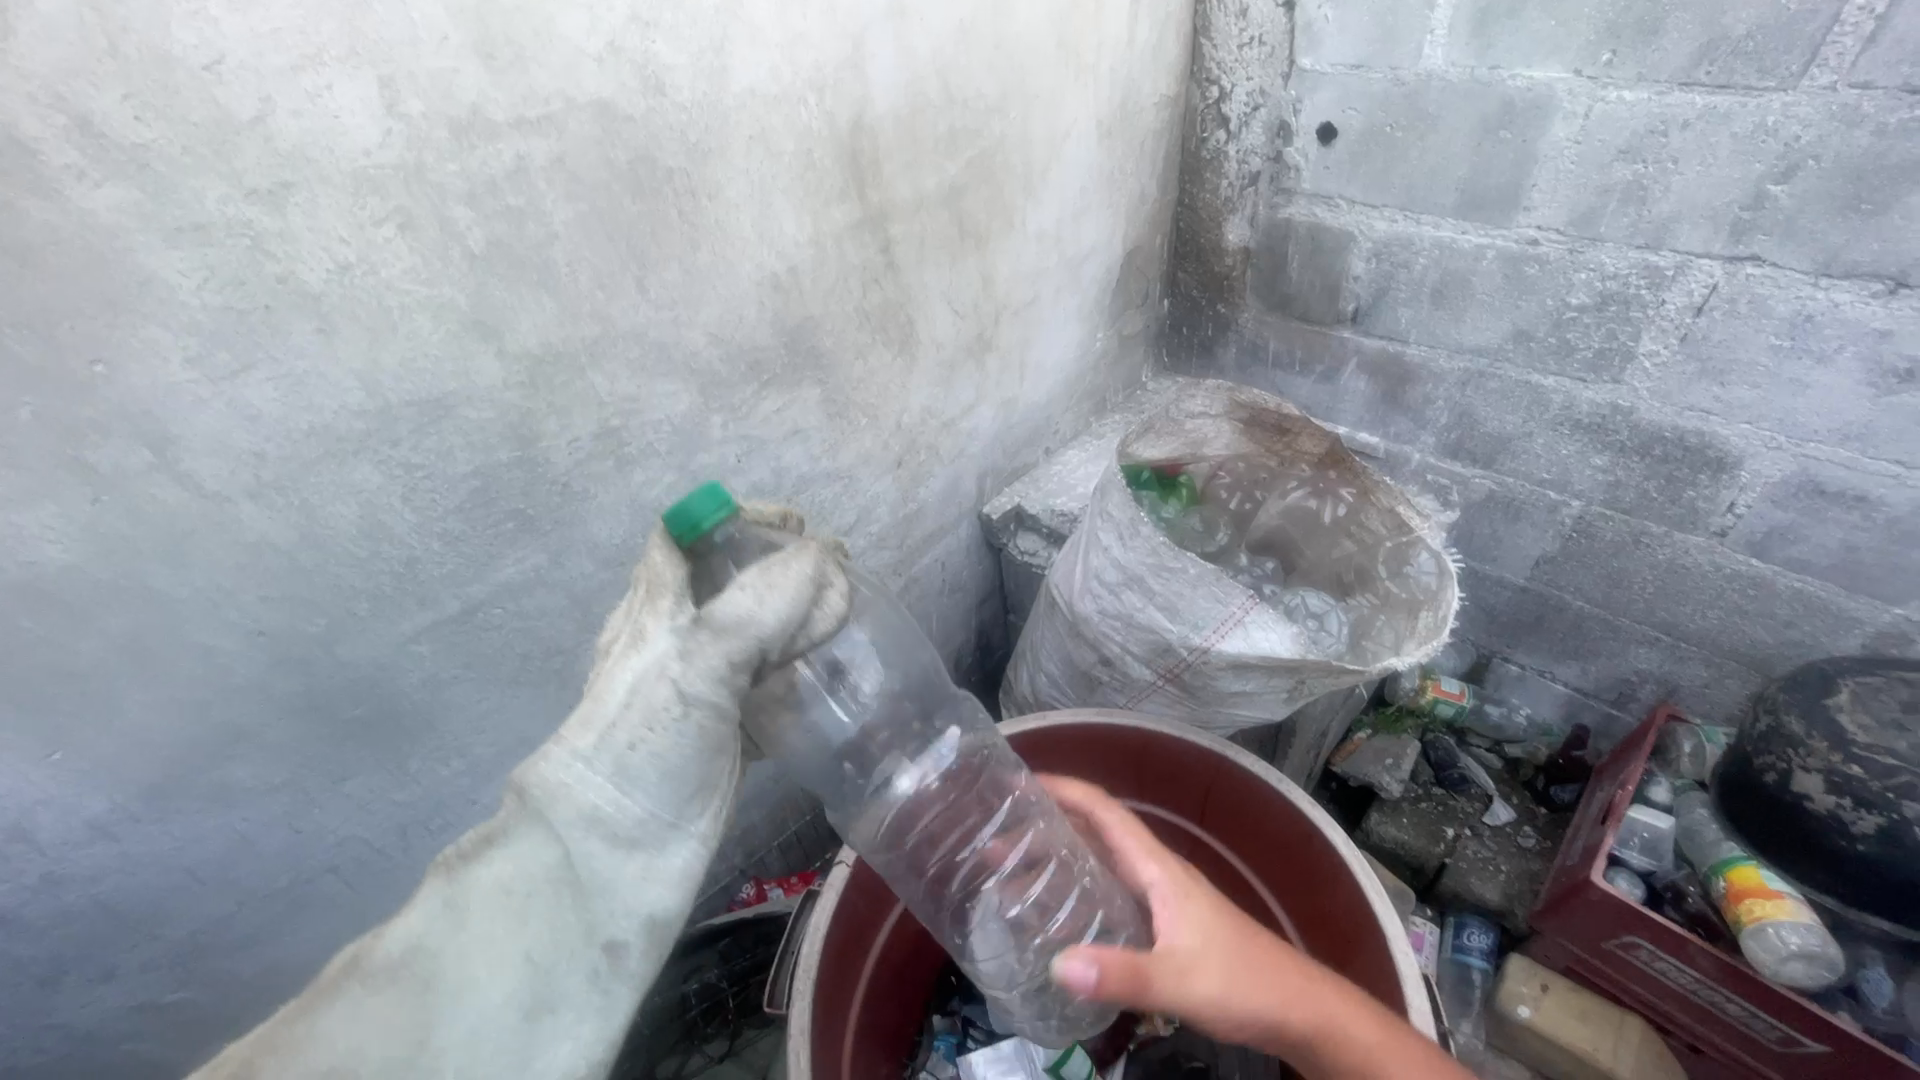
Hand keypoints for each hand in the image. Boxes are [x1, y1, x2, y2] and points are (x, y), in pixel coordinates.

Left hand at [543, 504, 850, 816]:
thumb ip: (762, 603)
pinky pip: (770, 693)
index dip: (739, 519)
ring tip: (843, 631)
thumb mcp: (699, 658)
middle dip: (784, 574)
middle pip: (731, 583)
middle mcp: (676, 641)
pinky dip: (801, 683)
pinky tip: (831, 693)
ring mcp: (701, 691)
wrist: (615, 859)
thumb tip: (828, 561)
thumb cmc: (646, 743)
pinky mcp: (724, 735)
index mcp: (657, 608)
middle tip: (836, 585)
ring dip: (797, 628)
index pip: (689, 533)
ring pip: (756, 639)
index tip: (797, 529)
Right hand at [1042, 775, 1469, 1078]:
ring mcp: (1161, 896)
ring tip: (1012, 871)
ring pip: (1101, 861)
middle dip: (1047, 825)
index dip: (1063, 789)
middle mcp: (1155, 872)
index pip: (1103, 810)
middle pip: (1095, 831)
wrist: (1299, 1009)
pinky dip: (1078, 888)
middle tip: (997, 838)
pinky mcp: (1164, 922)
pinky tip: (1056, 915)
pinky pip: (1110, 890)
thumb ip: (1122, 975)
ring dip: (1059, 857)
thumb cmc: (1243, 982)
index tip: (1019, 784)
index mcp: (1157, 867)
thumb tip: (1055, 965)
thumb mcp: (1179, 981)